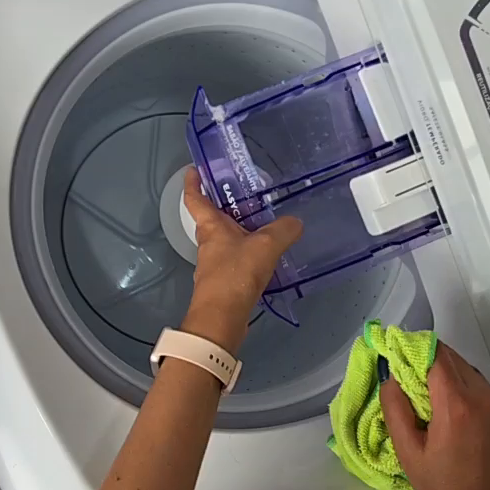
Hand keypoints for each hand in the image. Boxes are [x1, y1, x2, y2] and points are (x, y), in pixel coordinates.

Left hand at [179, 168, 301, 353]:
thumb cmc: (235, 275)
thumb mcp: (265, 246)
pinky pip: (237, 261)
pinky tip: (267, 257)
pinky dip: (249, 255)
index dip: (193, 184)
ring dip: (240, 232)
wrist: (221, 319)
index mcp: (211, 228)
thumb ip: (282, 231)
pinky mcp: (225, 284)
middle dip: (225, 207)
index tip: (193, 170)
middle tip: (246, 195)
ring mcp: (215, 266)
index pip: (196, 200)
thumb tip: (296, 222)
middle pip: (212, 220)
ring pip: (226, 242)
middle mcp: (209, 244)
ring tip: (265, 224)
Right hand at [380, 348, 489, 489]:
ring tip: (435, 400)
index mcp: (456, 406)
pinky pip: (485, 391)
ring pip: (471, 374)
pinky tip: (458, 416)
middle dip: (432, 362)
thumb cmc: (444, 488)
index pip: (437, 356)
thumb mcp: (408, 452)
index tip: (401, 354)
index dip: (417, 350)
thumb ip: (395, 408)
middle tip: (413, 379)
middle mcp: (484, 398)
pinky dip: (468, 392)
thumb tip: (391, 376)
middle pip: (455, 361)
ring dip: (451, 377)